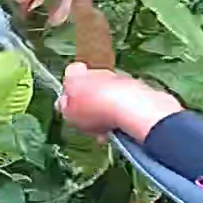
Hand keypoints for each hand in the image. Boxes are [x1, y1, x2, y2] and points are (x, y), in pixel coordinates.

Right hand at [57, 63, 182, 140]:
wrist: (131, 108)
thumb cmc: (95, 109)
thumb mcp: (68, 113)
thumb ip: (64, 106)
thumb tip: (64, 104)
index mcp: (77, 74)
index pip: (70, 72)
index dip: (70, 87)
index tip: (70, 103)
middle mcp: (99, 71)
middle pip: (91, 85)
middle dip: (90, 102)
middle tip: (88, 121)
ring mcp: (120, 78)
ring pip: (109, 95)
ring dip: (106, 110)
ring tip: (104, 130)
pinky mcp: (138, 88)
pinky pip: (125, 102)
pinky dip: (122, 114)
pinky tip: (119, 129)